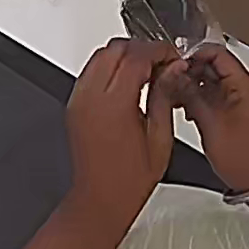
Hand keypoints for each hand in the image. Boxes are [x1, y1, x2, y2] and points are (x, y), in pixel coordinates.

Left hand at [66, 38, 183, 225]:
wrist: (100, 199)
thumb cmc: (129, 179)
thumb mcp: (160, 137)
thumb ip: (165, 95)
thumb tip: (173, 69)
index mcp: (113, 106)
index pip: (135, 56)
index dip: (159, 51)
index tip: (172, 57)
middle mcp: (91, 98)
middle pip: (116, 49)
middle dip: (143, 49)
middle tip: (163, 63)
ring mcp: (79, 100)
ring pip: (101, 55)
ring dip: (126, 56)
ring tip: (149, 71)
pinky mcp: (74, 104)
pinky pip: (92, 71)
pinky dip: (112, 67)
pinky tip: (130, 81)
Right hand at [166, 45, 248, 192]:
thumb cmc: (243, 156)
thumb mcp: (210, 122)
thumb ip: (191, 95)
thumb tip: (175, 75)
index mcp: (243, 85)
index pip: (218, 54)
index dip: (195, 55)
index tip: (176, 64)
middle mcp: (242, 89)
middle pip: (213, 66)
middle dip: (190, 71)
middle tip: (171, 80)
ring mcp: (237, 100)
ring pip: (210, 82)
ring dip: (192, 86)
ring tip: (175, 95)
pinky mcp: (232, 112)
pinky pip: (212, 96)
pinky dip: (197, 98)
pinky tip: (186, 108)